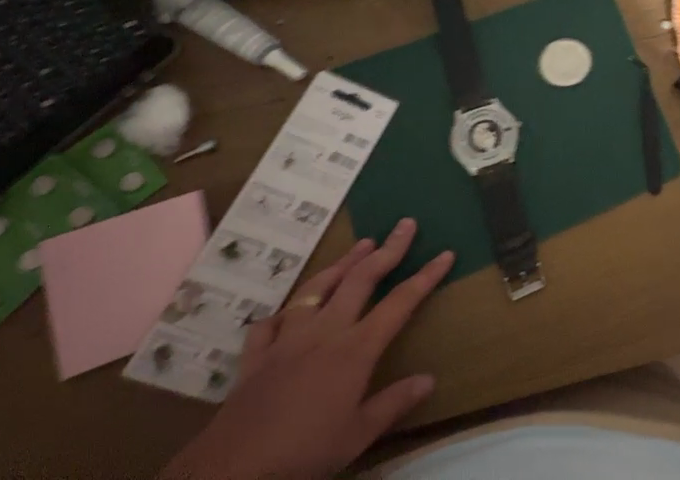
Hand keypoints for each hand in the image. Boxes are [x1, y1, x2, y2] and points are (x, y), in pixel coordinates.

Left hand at [160, 220, 454, 479]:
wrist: (234, 468)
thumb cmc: (305, 451)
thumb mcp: (358, 435)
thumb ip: (393, 403)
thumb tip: (430, 379)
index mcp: (355, 350)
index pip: (399, 303)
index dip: (426, 277)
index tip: (445, 254)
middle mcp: (324, 332)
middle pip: (360, 280)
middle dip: (386, 250)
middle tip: (404, 225)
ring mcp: (286, 340)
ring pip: (317, 289)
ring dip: (342, 263)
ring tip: (360, 245)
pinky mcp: (256, 356)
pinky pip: (270, 323)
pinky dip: (283, 312)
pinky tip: (287, 311)